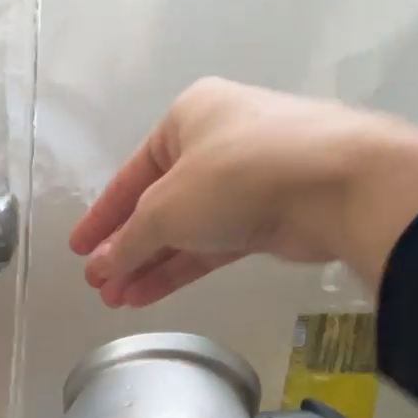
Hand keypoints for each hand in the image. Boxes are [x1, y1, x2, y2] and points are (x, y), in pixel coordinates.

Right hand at [70, 78, 417, 307]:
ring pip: (183, 229)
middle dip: (125, 249)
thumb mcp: (163, 211)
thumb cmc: (236, 177)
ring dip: (148, 265)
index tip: (78, 250)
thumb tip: (100, 269)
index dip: (101, 217)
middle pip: (157, 205)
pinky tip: (145, 296)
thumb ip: (126, 243)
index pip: (131, 176)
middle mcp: (217, 141)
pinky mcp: (269, 214)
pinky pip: (210, 244)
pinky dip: (178, 268)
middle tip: (98, 284)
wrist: (340, 186)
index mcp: (188, 118)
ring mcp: (246, 178)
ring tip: (116, 299)